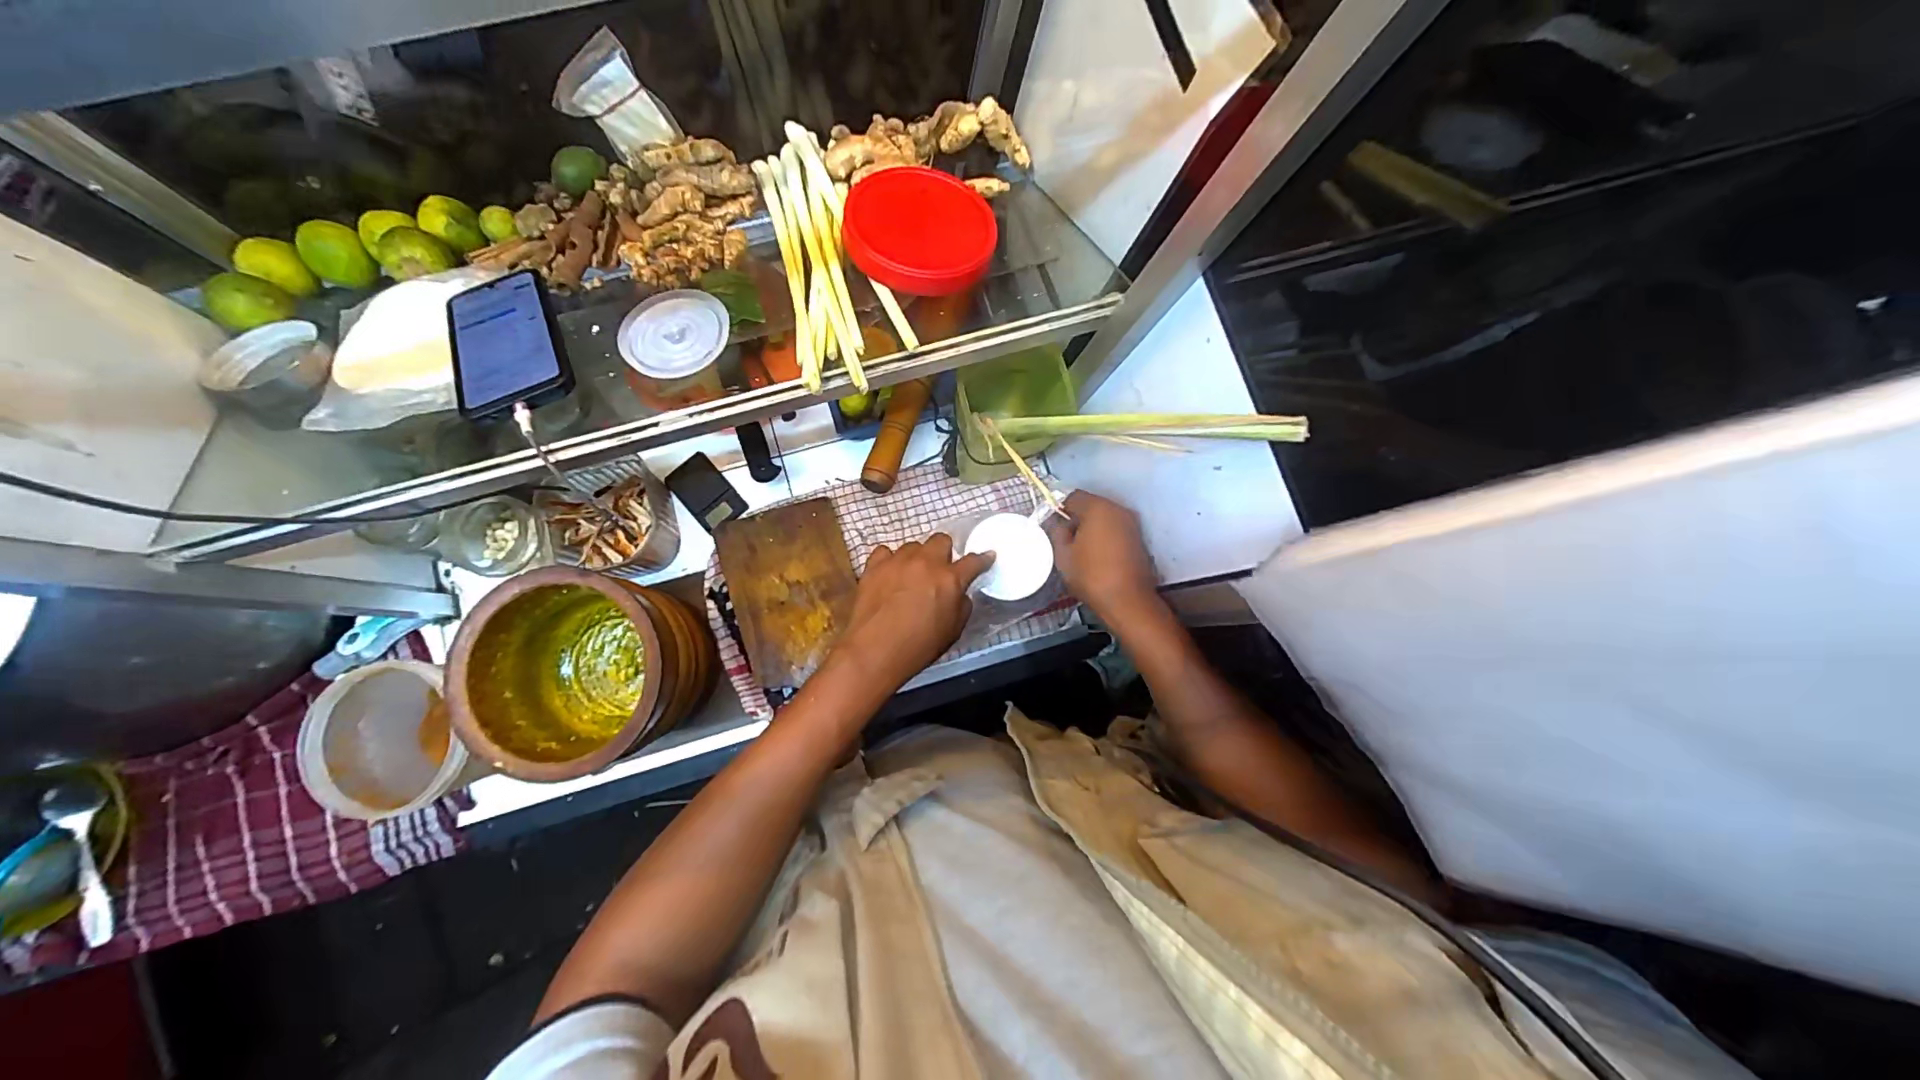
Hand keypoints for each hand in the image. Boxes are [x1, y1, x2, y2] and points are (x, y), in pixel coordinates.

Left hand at [829, 534, 993, 692]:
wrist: (875, 650)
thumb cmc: (919, 647)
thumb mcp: (953, 631)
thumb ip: (961, 606)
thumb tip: (959, 594)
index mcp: (950, 579)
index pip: (973, 562)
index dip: (982, 559)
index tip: (986, 557)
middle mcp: (926, 562)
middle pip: (941, 540)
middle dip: (944, 552)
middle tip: (939, 570)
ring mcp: (898, 561)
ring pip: (912, 546)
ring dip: (916, 558)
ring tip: (910, 576)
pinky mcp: (874, 566)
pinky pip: (885, 552)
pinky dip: (889, 561)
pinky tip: (888, 574)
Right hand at [1046, 491, 1159, 620]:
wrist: (1127, 600)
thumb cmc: (1091, 576)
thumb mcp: (1063, 555)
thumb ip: (1058, 532)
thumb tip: (1059, 523)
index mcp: (1097, 508)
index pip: (1073, 497)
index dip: (1060, 509)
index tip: (1054, 527)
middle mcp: (1118, 509)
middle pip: (1092, 505)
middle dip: (1078, 518)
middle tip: (1066, 540)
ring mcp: (1132, 524)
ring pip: (1106, 518)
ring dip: (1094, 528)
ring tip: (1082, 550)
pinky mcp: (1139, 539)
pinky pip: (1117, 530)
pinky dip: (1107, 537)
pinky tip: (1099, 556)